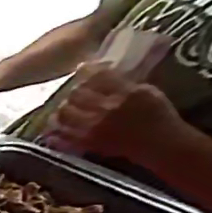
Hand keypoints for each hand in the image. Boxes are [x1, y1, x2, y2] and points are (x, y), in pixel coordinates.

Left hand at [46, 63, 186, 163]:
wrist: (158, 144)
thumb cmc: (157, 115)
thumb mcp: (148, 92)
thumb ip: (124, 83)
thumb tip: (104, 73)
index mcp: (124, 94)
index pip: (98, 77)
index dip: (87, 70)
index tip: (82, 68)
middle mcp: (105, 110)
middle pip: (76, 94)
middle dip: (74, 91)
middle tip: (76, 93)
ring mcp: (91, 128)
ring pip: (63, 114)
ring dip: (61, 110)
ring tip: (65, 109)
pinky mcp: (84, 144)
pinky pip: (59, 137)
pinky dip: (53, 132)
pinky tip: (54, 129)